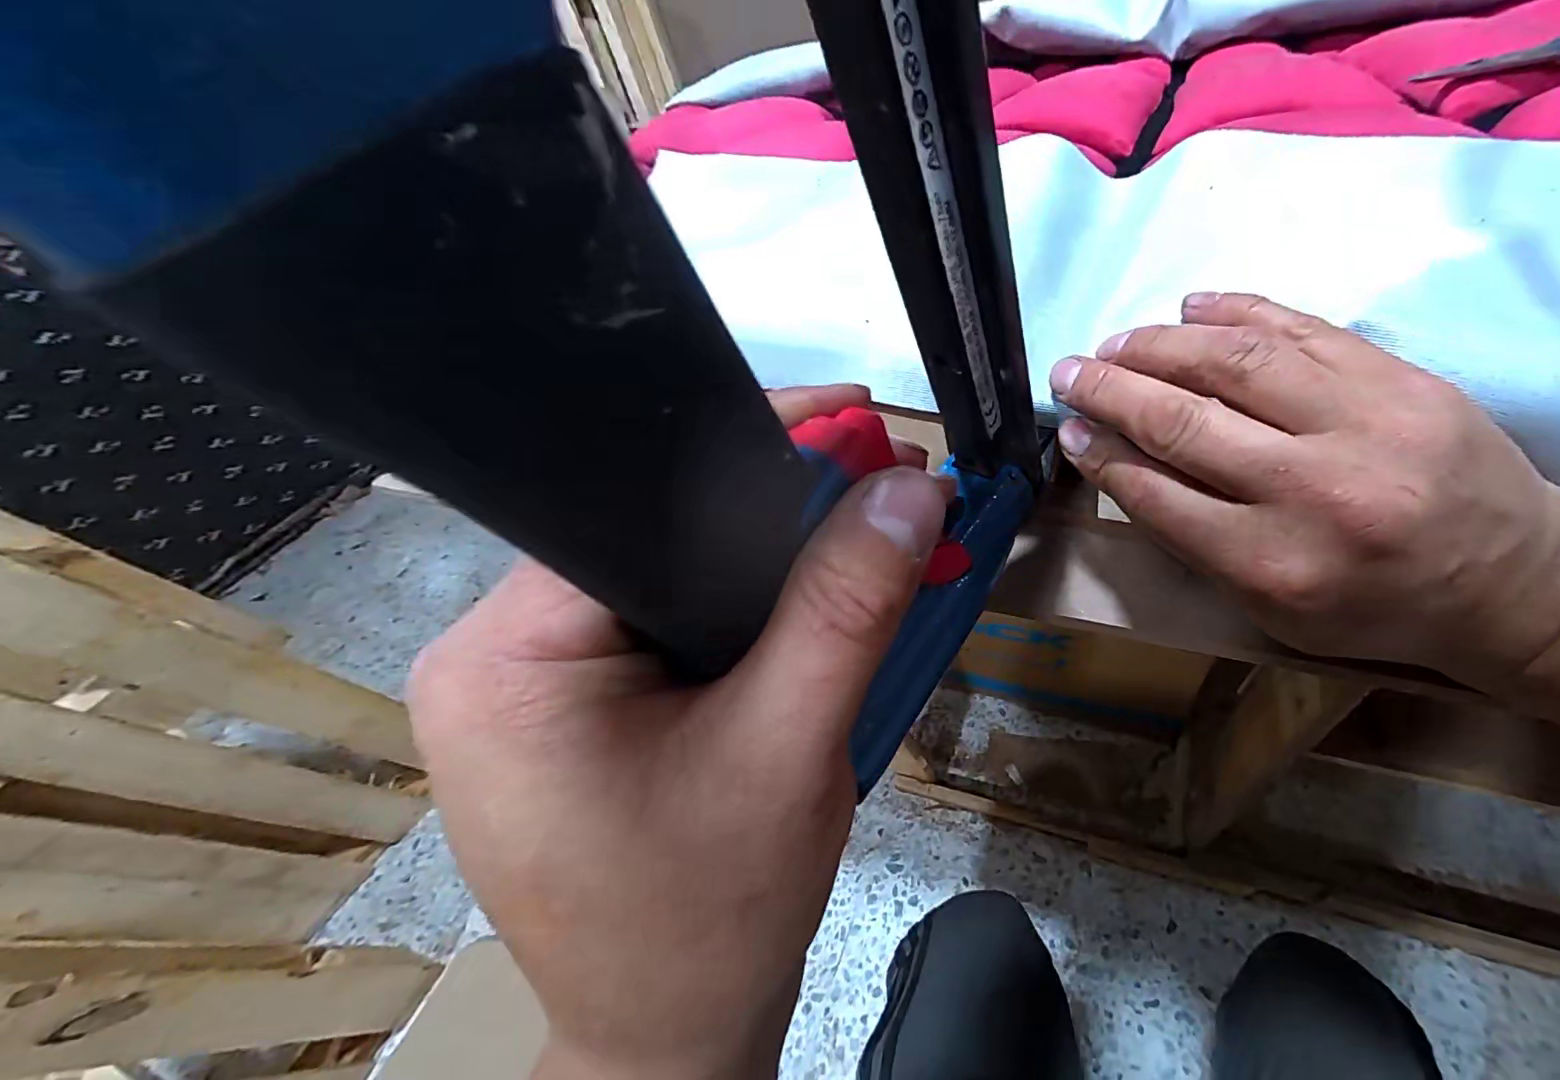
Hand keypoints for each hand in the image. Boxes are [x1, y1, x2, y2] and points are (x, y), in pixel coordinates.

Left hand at [407, 384, 946, 1078]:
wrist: (677, 1032)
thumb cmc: (712, 914)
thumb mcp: (791, 748)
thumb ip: (846, 608)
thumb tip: (909, 491)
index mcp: (515, 651)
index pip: (644, 500)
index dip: (762, 451)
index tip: (854, 423)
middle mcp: (505, 645)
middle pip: (667, 526)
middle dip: (788, 498)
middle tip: (884, 473)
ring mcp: (542, 672)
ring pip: (684, 564)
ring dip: (784, 547)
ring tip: (871, 519)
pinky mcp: (586, 696)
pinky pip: (684, 609)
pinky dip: (762, 594)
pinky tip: (825, 583)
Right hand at [1048, 292, 1559, 682]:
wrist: (1510, 579)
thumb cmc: (1374, 609)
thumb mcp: (1274, 609)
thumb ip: (1200, 545)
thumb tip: (1129, 467)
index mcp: (1274, 564)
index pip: (1160, 495)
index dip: (1103, 456)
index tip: (1069, 430)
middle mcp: (1313, 488)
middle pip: (1186, 422)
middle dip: (1112, 392)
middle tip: (1069, 372)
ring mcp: (1363, 421)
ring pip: (1235, 363)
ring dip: (1160, 346)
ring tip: (1116, 342)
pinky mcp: (1398, 377)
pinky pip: (1301, 328)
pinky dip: (1236, 311)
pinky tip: (1189, 306)